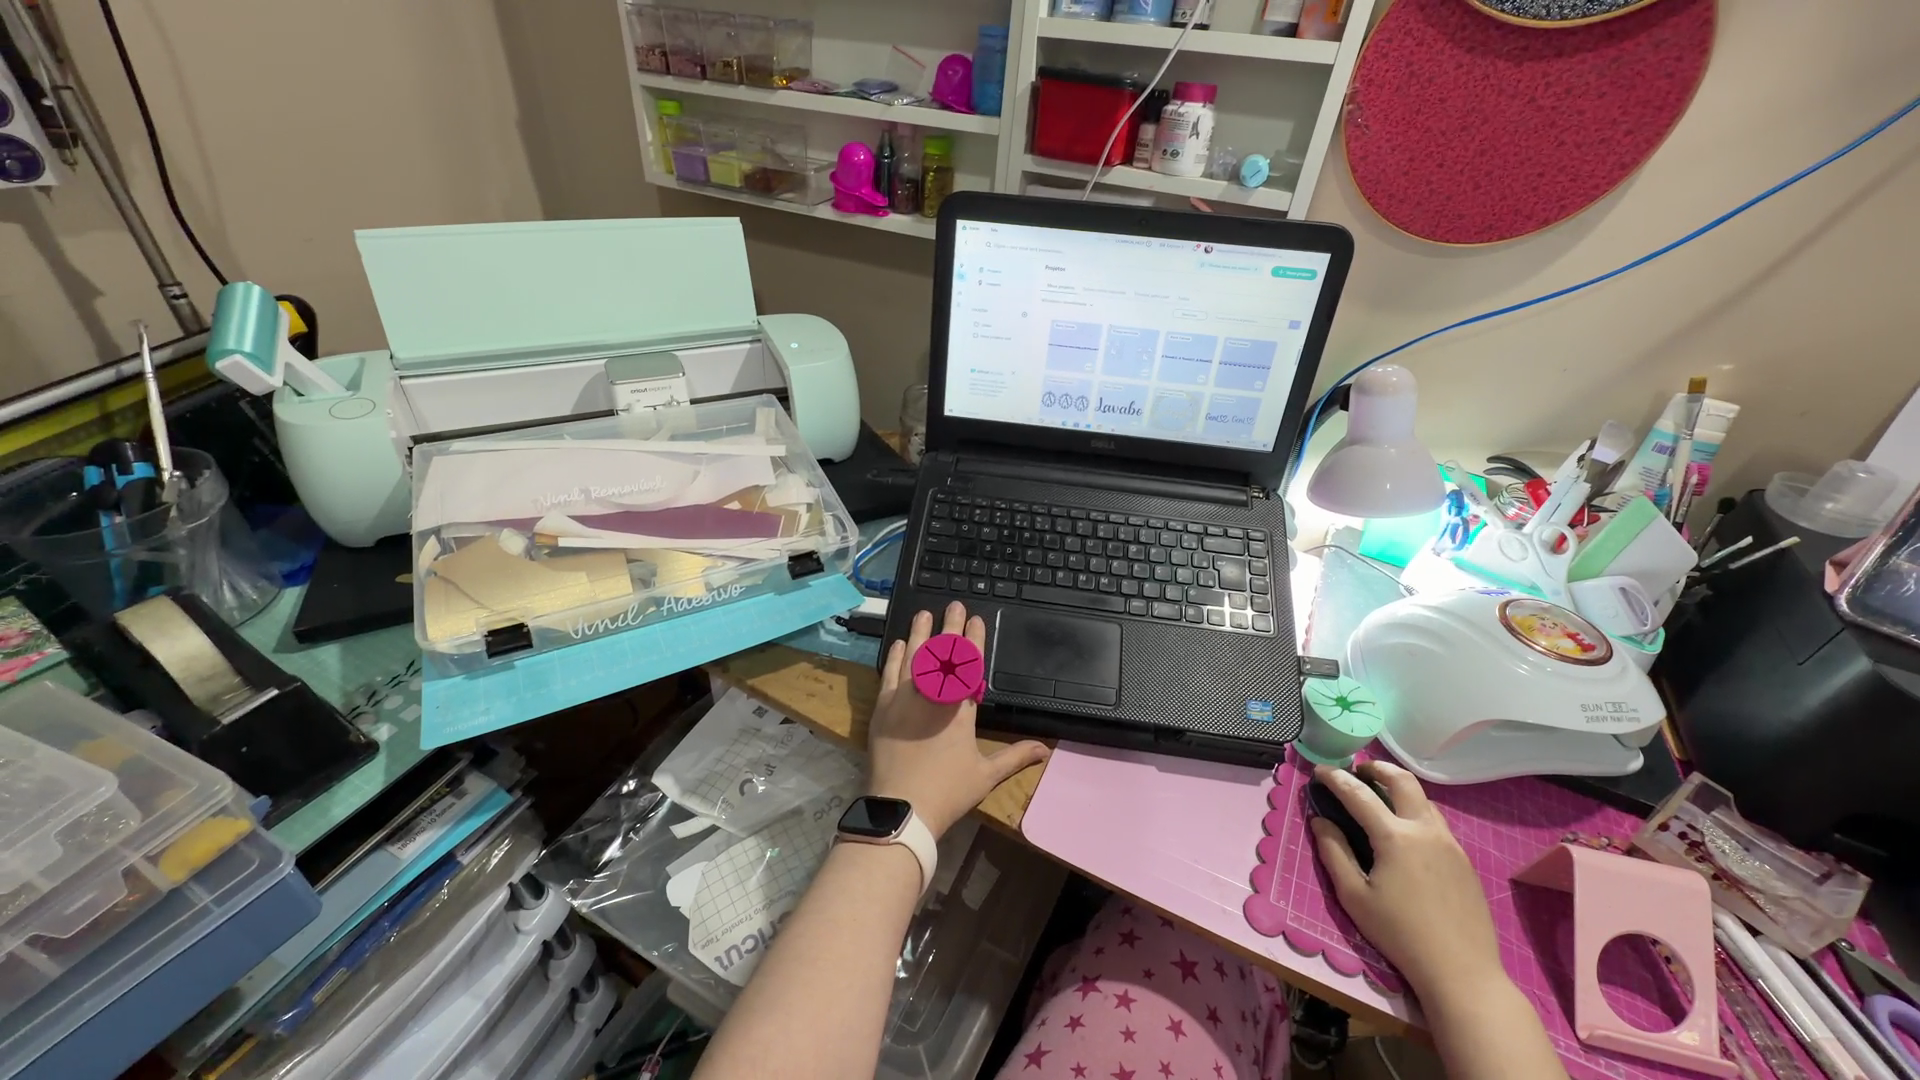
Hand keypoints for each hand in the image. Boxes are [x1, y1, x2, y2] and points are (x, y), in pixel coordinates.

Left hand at [871, 601, 1048, 838]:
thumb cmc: (947, 792)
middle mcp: (931, 697)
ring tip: (925, 614)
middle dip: (949, 627)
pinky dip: (894, 658)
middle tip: (954, 605)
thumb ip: (1015, 757)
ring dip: (920, 634)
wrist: (900, 809)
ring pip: (913, 658)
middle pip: (941, 654)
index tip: (976, 619)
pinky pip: (888, 675)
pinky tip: (898, 644)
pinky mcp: (881, 710)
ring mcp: (903, 700)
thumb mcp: (985, 776)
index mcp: (958, 710)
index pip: (968, 665)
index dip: (973, 640)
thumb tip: (1045, 749)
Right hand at [1310, 761, 1505, 1001]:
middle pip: (1402, 780)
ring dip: (1399, 788)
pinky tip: (1405, 832)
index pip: (1359, 794)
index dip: (1335, 778)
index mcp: (1395, 836)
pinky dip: (1415, 811)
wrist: (1461, 970)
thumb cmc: (1399, 933)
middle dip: (1376, 768)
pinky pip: (1436, 822)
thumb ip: (1334, 852)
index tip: (1320, 770)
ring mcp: (1450, 843)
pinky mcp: (1463, 859)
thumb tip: (1321, 820)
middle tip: (1357, 771)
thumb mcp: (1353, 896)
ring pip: (1424, 799)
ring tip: (1380, 797)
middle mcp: (1425, 829)